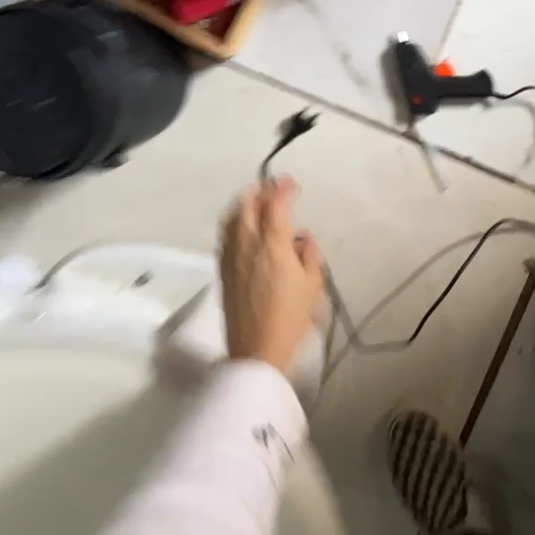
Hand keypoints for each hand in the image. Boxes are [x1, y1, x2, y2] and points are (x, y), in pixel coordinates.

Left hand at [220, 177, 324, 369]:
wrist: (257, 350)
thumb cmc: (291, 317)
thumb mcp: (313, 284)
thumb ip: (309, 253)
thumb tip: (302, 237)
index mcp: (273, 243)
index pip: (275, 204)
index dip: (283, 188)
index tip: (292, 183)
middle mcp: (247, 243)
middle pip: (247, 205)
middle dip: (260, 191)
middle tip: (273, 189)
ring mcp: (231, 256)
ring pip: (231, 219)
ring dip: (244, 205)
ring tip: (255, 203)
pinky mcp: (222, 271)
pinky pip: (225, 236)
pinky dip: (234, 223)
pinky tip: (243, 229)